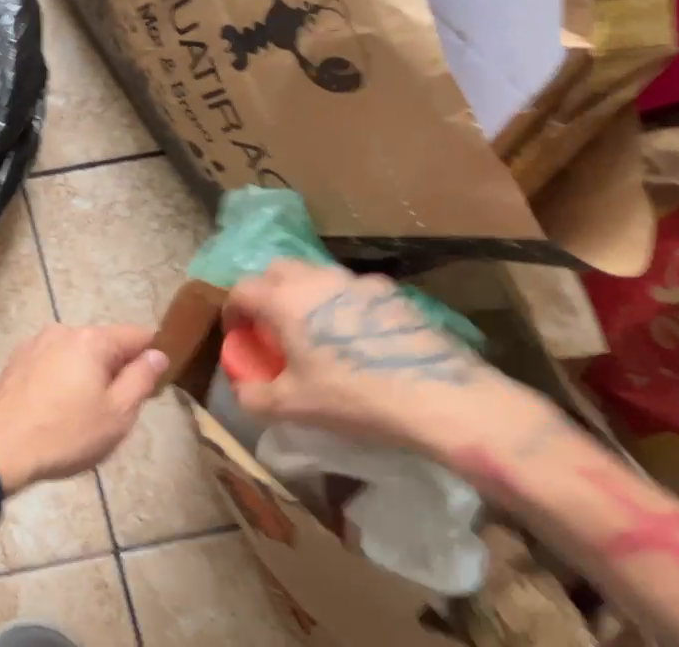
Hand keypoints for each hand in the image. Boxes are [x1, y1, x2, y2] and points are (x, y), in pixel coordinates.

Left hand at [0, 324, 168, 494]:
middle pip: (104, 343)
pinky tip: (60, 407)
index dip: (154, 354)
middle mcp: (61, 331)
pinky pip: (53, 362)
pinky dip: (64, 377)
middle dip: (118, 368)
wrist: (0, 447)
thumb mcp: (117, 413)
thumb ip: (141, 378)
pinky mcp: (16, 360)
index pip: (136, 335)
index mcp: (90, 340)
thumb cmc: (67, 433)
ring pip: (76, 353)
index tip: (160, 379)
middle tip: (122, 407)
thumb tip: (157, 354)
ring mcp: (34, 344)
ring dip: (89, 374)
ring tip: (89, 412)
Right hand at [223, 259, 541, 457]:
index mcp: (283, 299)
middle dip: (265, 292)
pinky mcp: (395, 296)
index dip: (232, 312)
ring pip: (317, 276)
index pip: (240, 290)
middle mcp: (316, 280)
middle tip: (272, 326)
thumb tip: (240, 389)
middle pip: (276, 270)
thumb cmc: (355, 398)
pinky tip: (358, 341)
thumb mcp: (293, 407)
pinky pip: (354, 292)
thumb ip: (253, 396)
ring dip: (305, 296)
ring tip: (316, 333)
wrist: (446, 401)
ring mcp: (359, 283)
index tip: (239, 336)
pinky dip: (343, 306)